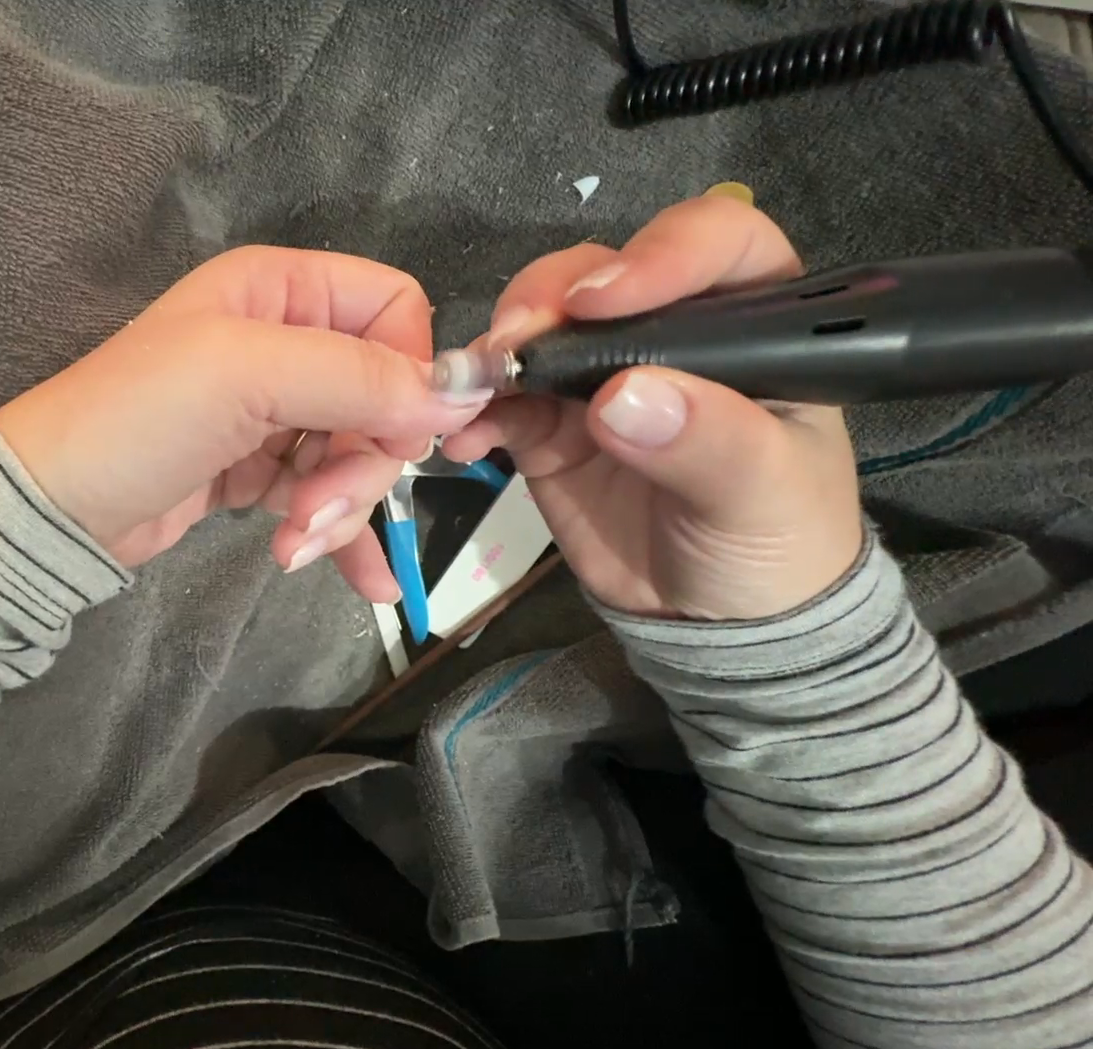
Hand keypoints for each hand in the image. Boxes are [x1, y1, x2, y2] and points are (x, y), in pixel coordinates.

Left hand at [0, 245, 487, 601]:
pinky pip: (320, 493)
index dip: (409, 371)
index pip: (392, 310)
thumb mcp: (245, 375)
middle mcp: (280, 341)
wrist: (56, 508)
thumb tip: (461, 394)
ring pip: (354, 451)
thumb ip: (355, 377)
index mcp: (279, 290)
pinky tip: (363, 583)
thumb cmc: (138, 419)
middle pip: (379, 393)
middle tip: (321, 507)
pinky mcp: (254, 469)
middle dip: (363, 461)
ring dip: (342, 505)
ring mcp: (268, 411)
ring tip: (299, 544)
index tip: (400, 437)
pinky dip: (335, 531)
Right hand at [440, 193, 864, 620]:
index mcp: (747, 324)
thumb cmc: (771, 542)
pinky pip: (498, 406)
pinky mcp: (544, 429)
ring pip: (534, 333)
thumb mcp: (764, 495)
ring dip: (494, 356)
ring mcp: (593, 381)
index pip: (712, 248)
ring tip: (467, 395)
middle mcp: (663, 335)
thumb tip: (622, 396)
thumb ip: (709, 443)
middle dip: (544, 302)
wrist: (706, 615)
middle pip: (594, 278)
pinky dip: (473, 417)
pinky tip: (462, 444)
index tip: (598, 302)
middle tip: (509, 348)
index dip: (656, 255)